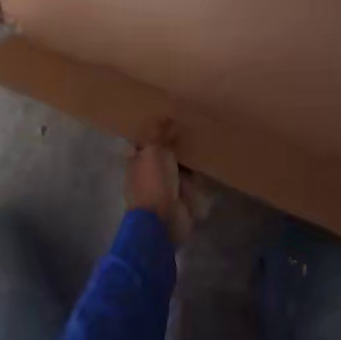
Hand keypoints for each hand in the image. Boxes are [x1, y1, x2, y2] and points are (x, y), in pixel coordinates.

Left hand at [125, 120, 189, 242]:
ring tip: (200, 142)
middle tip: (188, 126)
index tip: (165, 117)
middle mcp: (147, 173)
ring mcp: (163, 187)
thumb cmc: (153, 183)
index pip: (140, 142)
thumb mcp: (153, 152)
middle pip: (160, 153)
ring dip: (185, 159)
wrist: (162, 222)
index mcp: (135, 162)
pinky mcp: (179, 198)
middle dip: (172, 143)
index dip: (150, 131)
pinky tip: (205, 164)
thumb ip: (159, 134)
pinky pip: (188, 182)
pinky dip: (195, 176)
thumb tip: (166, 117)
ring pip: (175, 167)